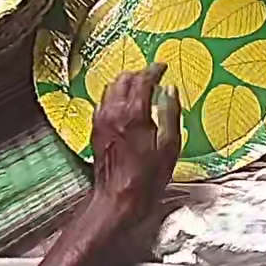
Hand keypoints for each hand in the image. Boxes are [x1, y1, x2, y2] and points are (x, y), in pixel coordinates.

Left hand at [89, 64, 181, 219]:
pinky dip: (115, 96)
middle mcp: (113, 112)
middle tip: (154, 78)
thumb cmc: (147, 177)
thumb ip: (171, 114)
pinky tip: (126, 105)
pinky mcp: (95, 129)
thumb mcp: (170, 146)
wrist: (118, 198)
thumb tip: (170, 90)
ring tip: (141, 89)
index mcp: (134, 114)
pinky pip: (104, 102)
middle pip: (124, 78)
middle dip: (140, 74)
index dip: (155, 70)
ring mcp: (101, 120)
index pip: (143, 79)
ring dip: (126, 83)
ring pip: (111, 87)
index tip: (163, 67)